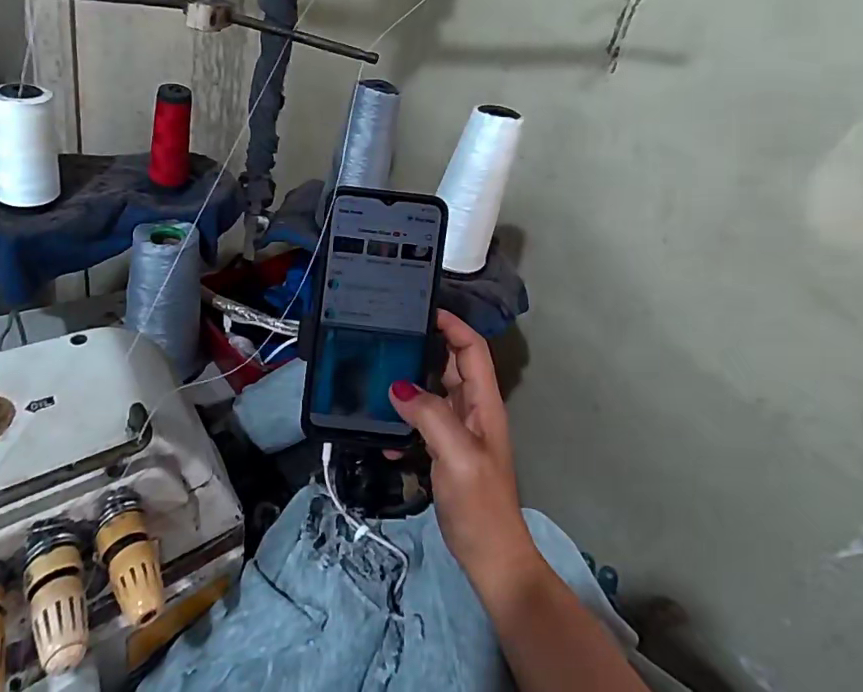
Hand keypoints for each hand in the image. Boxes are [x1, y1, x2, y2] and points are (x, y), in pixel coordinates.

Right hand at [388, 311, 546, 603]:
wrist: (490, 556)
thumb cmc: (479, 503)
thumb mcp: (456, 455)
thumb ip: (430, 415)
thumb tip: (397, 386)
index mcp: (483, 405)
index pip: (471, 350)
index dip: (452, 324)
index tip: (419, 306)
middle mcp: (471, 410)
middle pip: (449, 363)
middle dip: (423, 342)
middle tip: (385, 330)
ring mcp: (456, 430)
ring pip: (429, 388)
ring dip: (405, 377)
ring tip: (372, 365)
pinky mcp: (440, 448)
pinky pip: (417, 417)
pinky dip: (398, 416)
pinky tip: (378, 428)